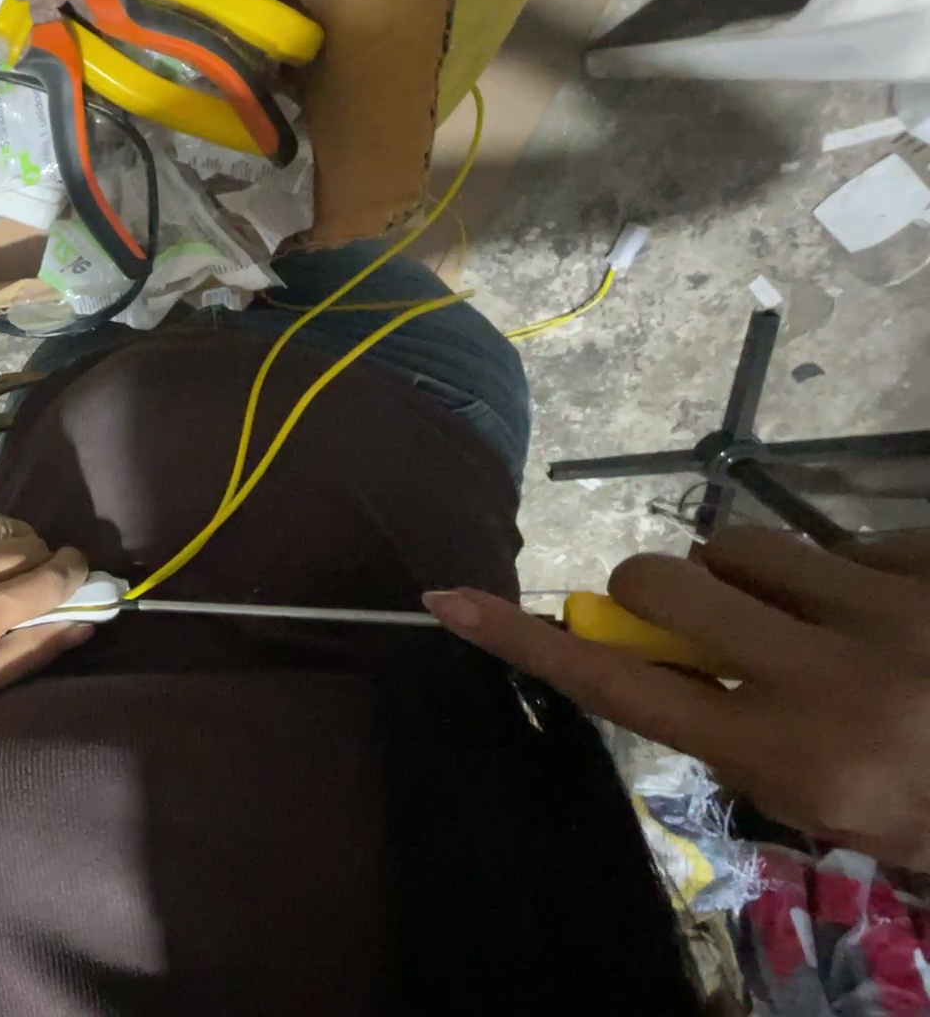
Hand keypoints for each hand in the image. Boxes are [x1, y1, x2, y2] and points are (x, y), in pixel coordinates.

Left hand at [0, 501, 90, 709]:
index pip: (46, 584)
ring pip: (14, 528)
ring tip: (2, 568)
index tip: (79, 575)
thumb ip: (32, 651)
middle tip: (34, 580)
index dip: (74, 576)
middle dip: (45, 564)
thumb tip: (85, 622)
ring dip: (20, 547)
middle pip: (35, 549)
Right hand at [423, 527, 929, 870]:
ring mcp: (910, 616)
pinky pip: (851, 539)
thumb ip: (719, 719)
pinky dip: (856, 569)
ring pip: (739, 545)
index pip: (613, 684)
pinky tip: (911, 612)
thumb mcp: (820, 794)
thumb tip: (637, 641)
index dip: (521, 638)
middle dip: (658, 592)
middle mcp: (841, 683)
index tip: (449, 600)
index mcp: (795, 757)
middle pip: (658, 579)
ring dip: (753, 576)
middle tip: (706, 620)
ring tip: (823, 616)